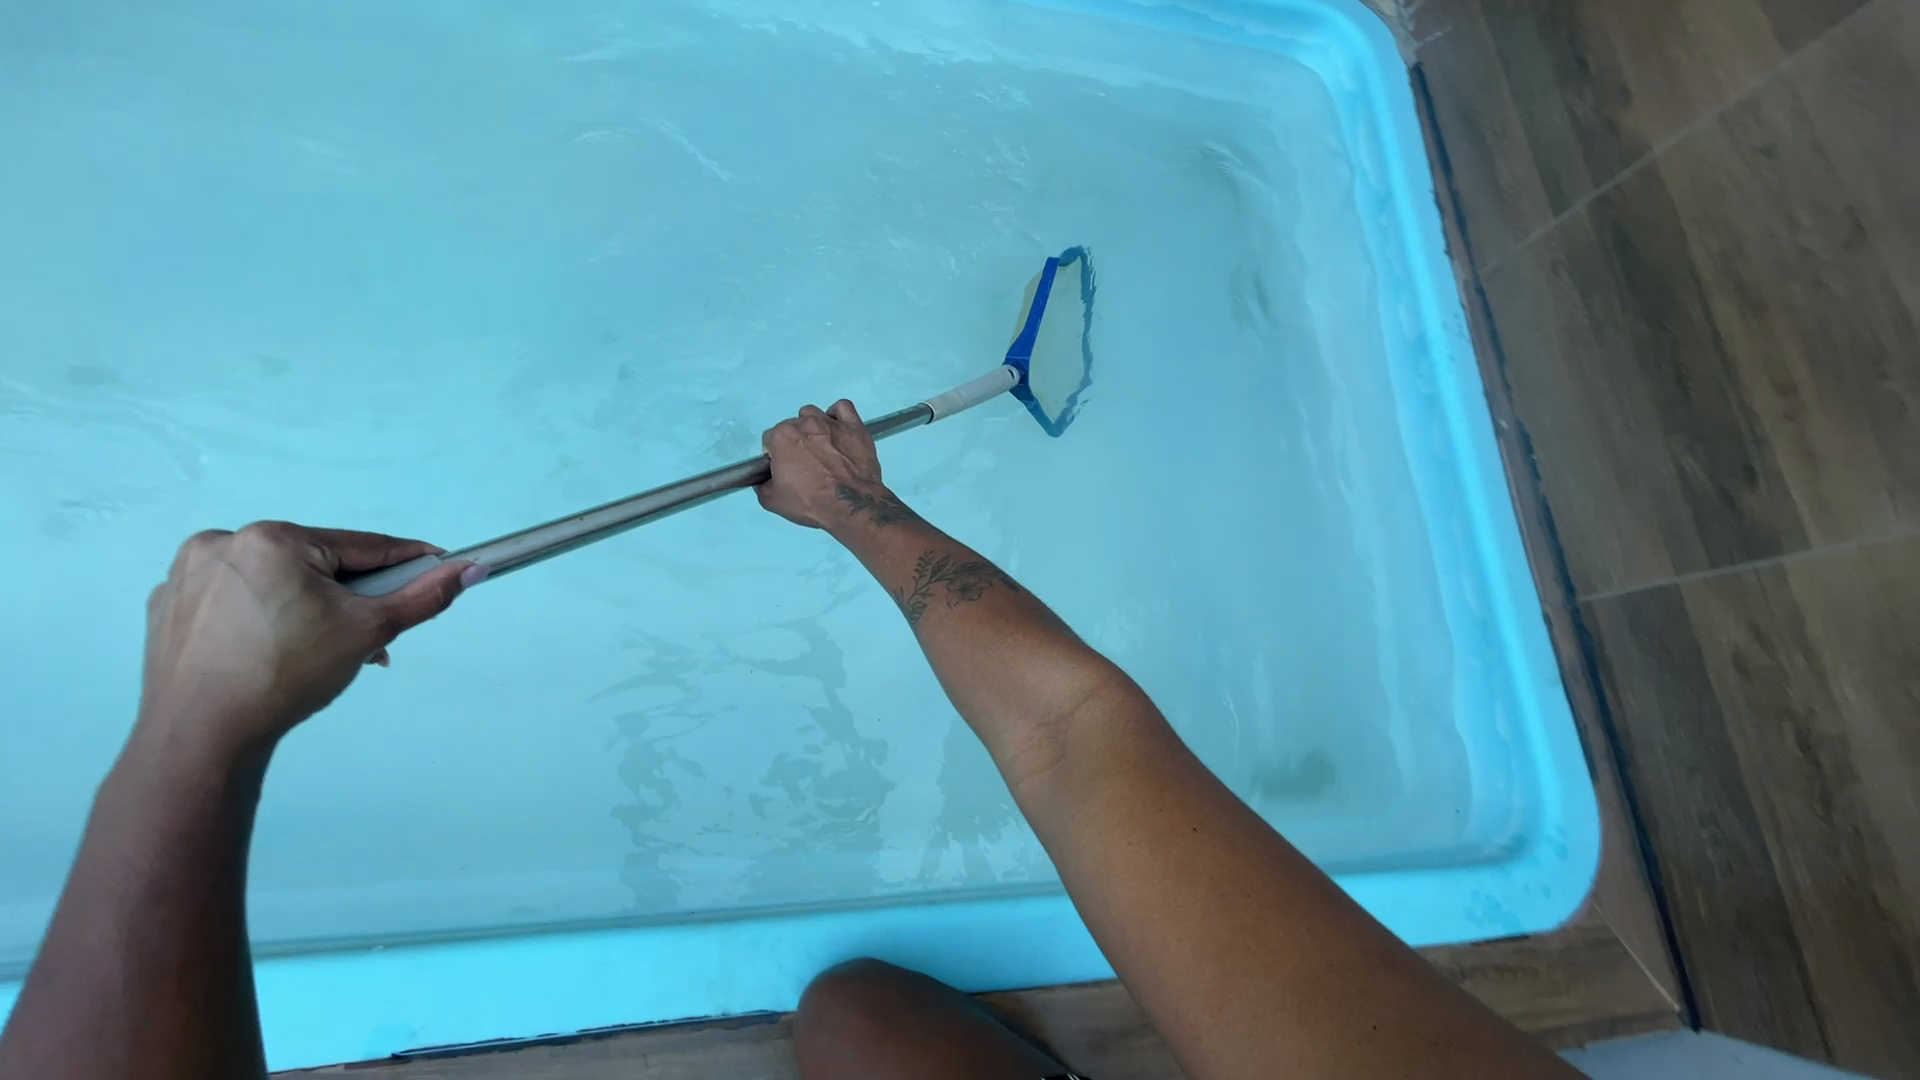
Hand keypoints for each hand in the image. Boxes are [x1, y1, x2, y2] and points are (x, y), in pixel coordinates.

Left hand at [134, 522, 477, 765]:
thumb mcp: (374, 629)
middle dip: (355, 596)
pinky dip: (270, 615)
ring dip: (316, 606)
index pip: (364, 547)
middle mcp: (223, 543)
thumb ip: (427, 595)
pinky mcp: (168, 606)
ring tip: (330, 647)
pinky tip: (280, 648)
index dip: (407, 562)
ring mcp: (187, 574)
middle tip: (375, 634)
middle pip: (320, 564)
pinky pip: (240, 597)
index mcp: (273, 539)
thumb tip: (474, 568)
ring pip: (281, 580)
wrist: (203, 735)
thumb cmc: (294, 672)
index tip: (438, 570)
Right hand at [757, 400, 915, 530]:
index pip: (770, 439)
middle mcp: (805, 423)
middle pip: (792, 426)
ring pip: (814, 414)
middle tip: (804, 463)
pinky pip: (842, 408)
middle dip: (794, 442)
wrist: (851, 506)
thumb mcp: (772, 501)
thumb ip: (762, 484)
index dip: (776, 455)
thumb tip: (764, 480)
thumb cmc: (811, 502)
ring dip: (812, 427)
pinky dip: (838, 415)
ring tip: (820, 446)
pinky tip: (837, 429)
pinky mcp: (854, 427)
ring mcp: (831, 423)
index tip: (785, 468)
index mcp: (782, 437)